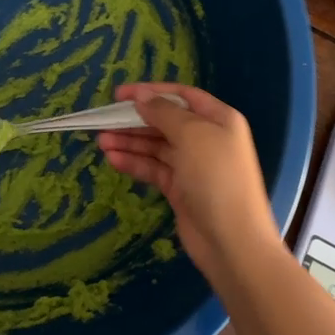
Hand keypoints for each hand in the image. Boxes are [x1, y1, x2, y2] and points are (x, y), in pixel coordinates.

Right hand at [97, 84, 280, 276]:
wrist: (233, 242)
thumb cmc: (216, 177)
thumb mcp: (192, 135)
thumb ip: (164, 112)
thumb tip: (141, 96)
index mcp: (218, 118)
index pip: (181, 96)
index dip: (151, 91)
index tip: (120, 93)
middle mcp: (206, 138)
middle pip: (165, 121)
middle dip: (135, 119)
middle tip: (104, 120)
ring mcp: (193, 165)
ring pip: (156, 146)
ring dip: (130, 141)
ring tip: (101, 141)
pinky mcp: (180, 189)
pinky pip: (154, 168)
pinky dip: (134, 163)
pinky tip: (113, 159)